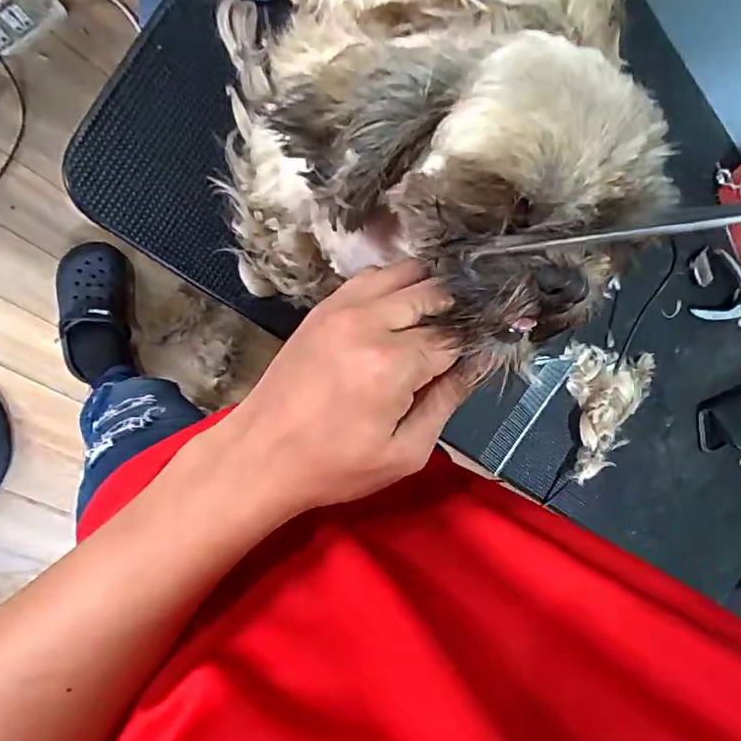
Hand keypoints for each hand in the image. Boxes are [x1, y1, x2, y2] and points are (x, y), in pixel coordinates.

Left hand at [212, 261, 469, 519]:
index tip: (479, 356)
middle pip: (434, 293)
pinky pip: (371, 276)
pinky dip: (394, 285)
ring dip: (427, 292)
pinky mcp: (323, 308)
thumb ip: (446, 402)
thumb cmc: (334, 466)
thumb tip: (477, 364)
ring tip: (432, 323)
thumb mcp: (404, 452)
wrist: (261, 455)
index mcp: (392, 365)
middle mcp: (369, 323)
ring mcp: (341, 308)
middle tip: (458, 341)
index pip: (454, 337)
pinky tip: (399, 311)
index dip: (473, 346)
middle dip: (455, 313)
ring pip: (405, 273)